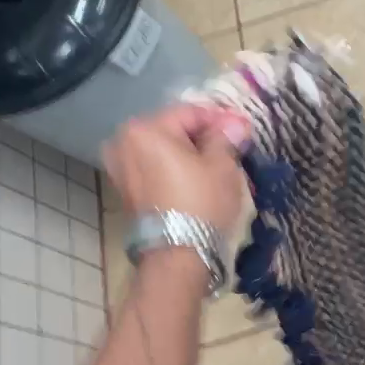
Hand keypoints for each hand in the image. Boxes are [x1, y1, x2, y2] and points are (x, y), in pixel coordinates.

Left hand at [102, 105, 251, 233]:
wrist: (178, 251)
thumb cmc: (201, 201)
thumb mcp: (222, 165)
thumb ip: (226, 137)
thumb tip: (235, 124)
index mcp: (146, 129)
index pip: (191, 113)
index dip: (221, 119)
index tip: (244, 129)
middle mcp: (124, 141)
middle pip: (174, 130)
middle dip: (203, 137)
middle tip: (232, 147)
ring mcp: (120, 166)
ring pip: (163, 149)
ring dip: (189, 153)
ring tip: (217, 164)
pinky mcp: (125, 188)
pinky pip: (154, 167)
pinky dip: (175, 168)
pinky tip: (197, 178)